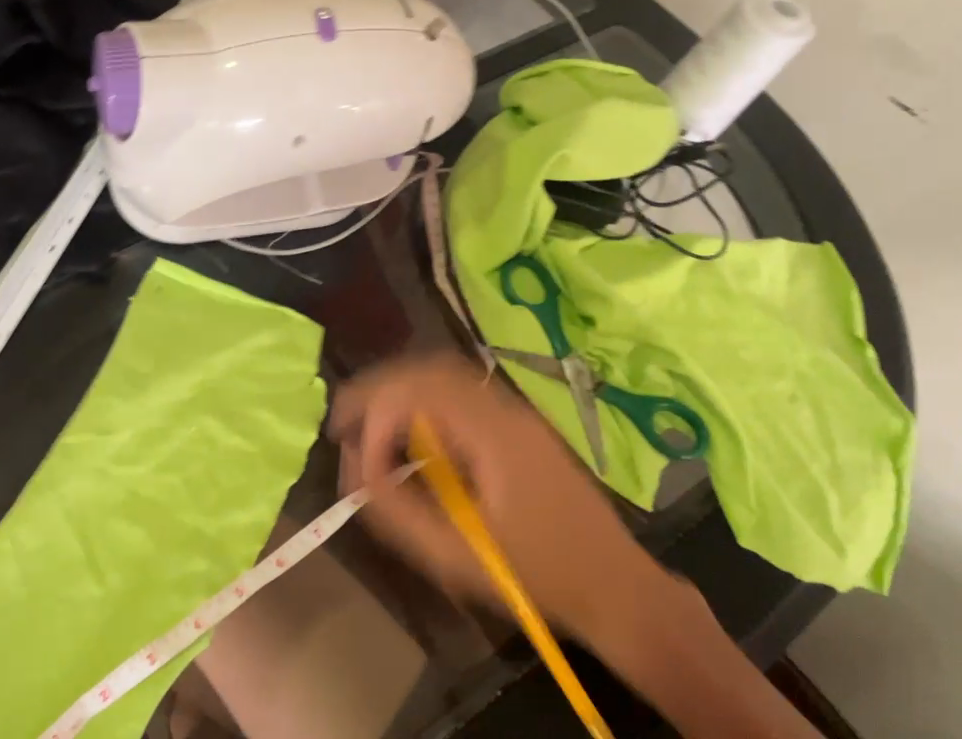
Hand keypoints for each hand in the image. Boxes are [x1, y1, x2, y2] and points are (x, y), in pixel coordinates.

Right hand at [330, 353, 663, 642]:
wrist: (618, 589)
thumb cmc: (539, 577)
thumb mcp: (458, 555)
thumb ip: (397, 511)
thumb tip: (353, 473)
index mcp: (492, 431)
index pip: (415, 391)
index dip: (373, 417)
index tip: (356, 459)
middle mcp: (504, 409)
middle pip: (426, 370)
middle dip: (377, 391)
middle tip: (343, 424)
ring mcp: (516, 416)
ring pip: (443, 379)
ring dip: (399, 397)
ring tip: (368, 430)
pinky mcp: (519, 431)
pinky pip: (460, 400)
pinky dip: (423, 410)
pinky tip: (411, 444)